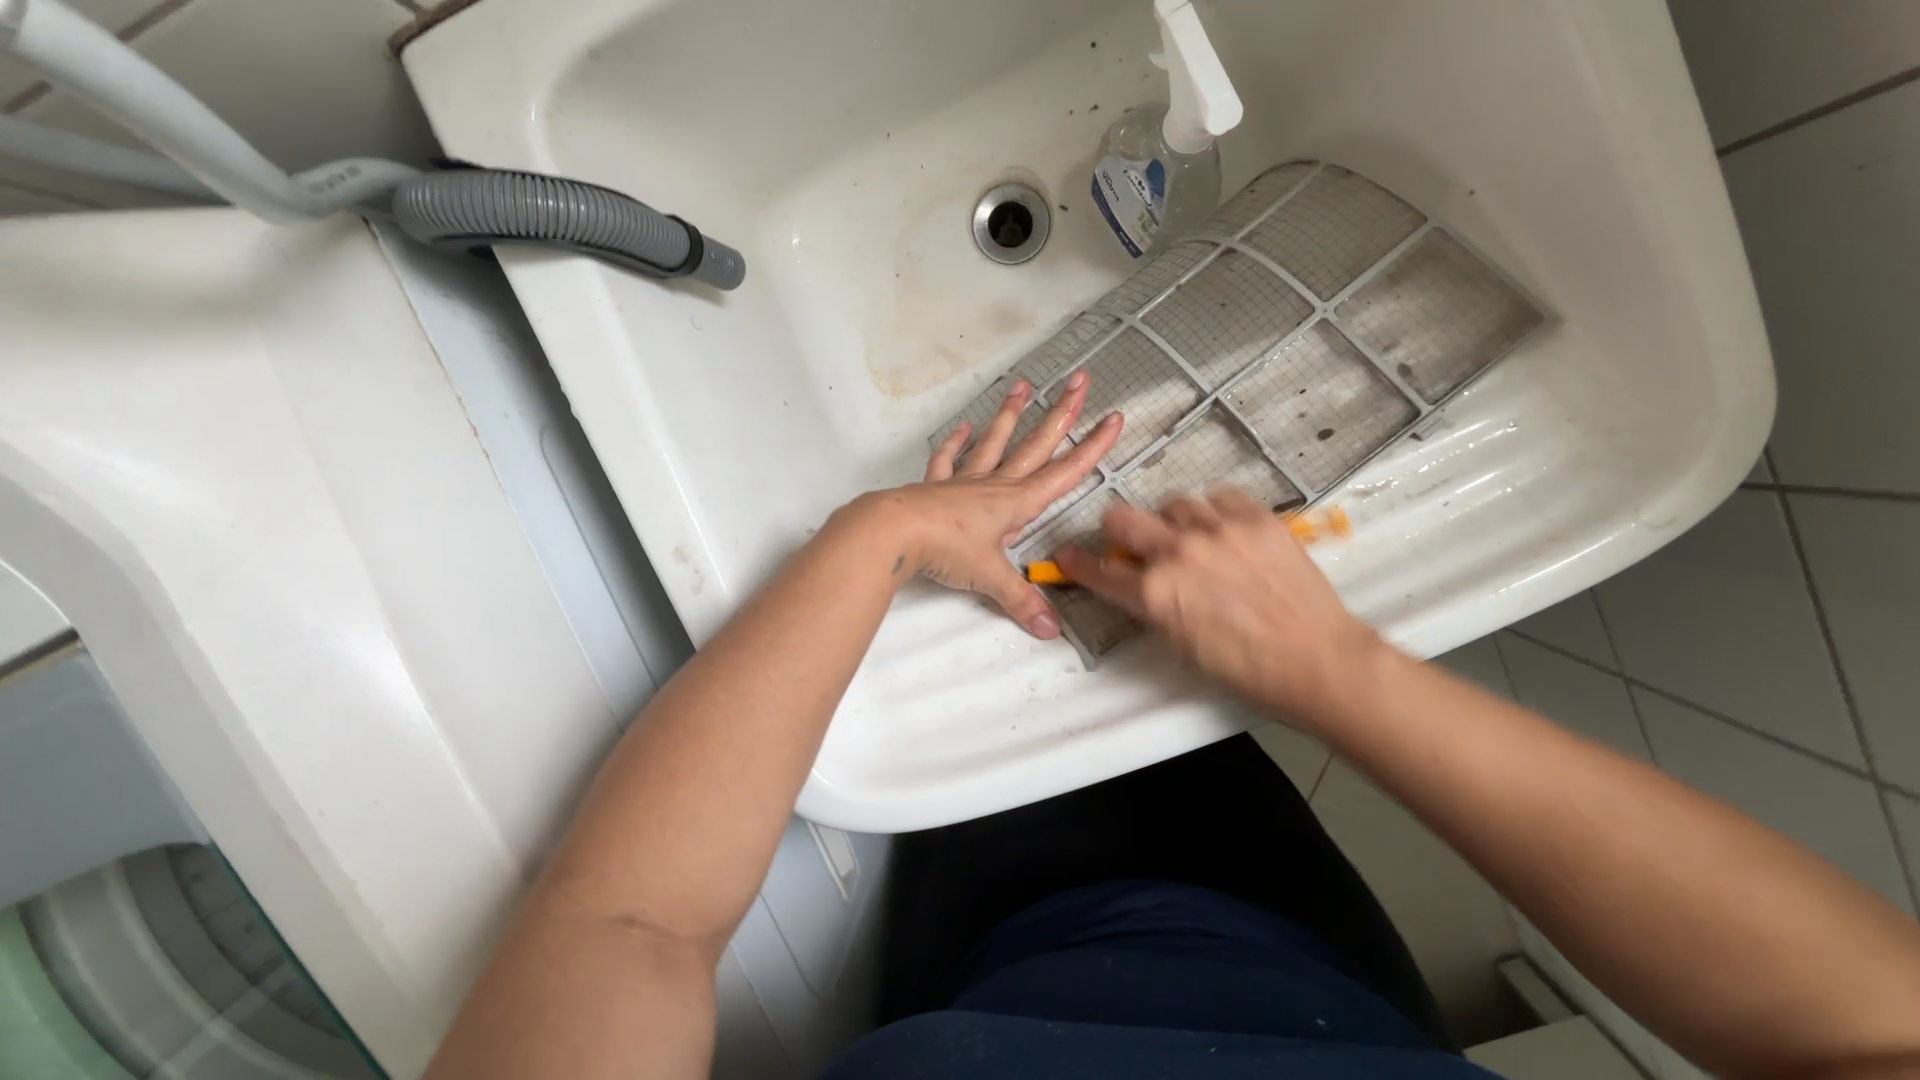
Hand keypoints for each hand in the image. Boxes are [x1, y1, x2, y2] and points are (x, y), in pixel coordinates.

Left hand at [849, 371, 1121, 638]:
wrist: (894, 531)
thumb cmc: (945, 548)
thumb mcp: (990, 578)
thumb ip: (1021, 600)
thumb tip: (1050, 628)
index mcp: (1016, 503)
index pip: (1064, 473)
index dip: (1093, 448)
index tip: (1114, 419)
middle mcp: (995, 485)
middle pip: (1036, 445)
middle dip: (1062, 413)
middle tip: (1079, 381)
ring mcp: (964, 481)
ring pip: (995, 442)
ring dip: (1010, 415)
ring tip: (1024, 386)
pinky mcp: (936, 485)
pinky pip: (949, 460)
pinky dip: (956, 444)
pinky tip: (964, 428)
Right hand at [1056, 489, 1388, 727]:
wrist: (1316, 659)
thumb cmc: (1247, 669)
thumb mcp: (1180, 646)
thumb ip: (1151, 607)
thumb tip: (1137, 586)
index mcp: (1155, 593)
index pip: (1098, 570)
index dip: (1077, 563)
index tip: (1068, 556)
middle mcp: (1178, 552)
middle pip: (1122, 518)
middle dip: (1118, 530)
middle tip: (1133, 542)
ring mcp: (1218, 529)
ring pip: (1173, 504)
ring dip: (1173, 521)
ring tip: (1194, 540)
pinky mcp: (1256, 517)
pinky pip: (1220, 496)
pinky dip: (1215, 511)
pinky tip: (1227, 532)